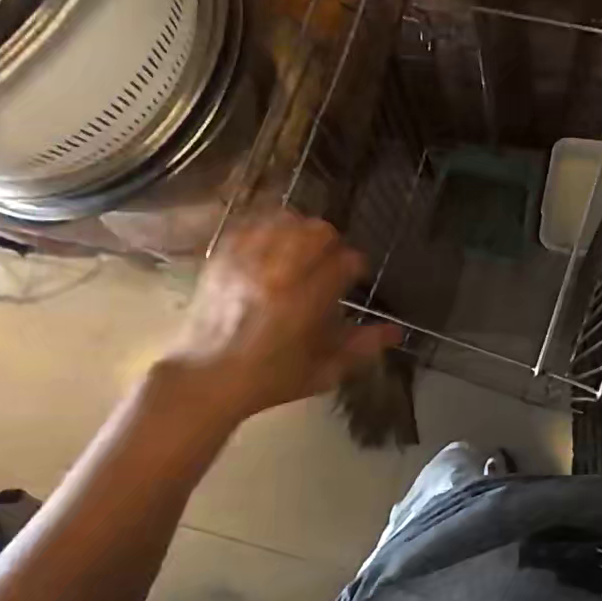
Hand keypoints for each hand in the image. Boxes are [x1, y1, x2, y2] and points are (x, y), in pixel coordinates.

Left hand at [156, 212, 403, 419]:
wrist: (205, 380)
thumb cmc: (269, 380)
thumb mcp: (322, 371)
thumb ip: (361, 347)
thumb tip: (397, 331)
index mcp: (306, 301)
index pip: (346, 261)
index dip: (356, 266)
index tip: (354, 278)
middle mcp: (278, 273)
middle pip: (319, 230)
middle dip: (332, 243)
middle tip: (328, 262)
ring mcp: (246, 261)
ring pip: (286, 220)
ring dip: (301, 232)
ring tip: (301, 251)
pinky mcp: (223, 257)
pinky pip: (251, 224)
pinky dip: (268, 228)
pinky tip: (272, 245)